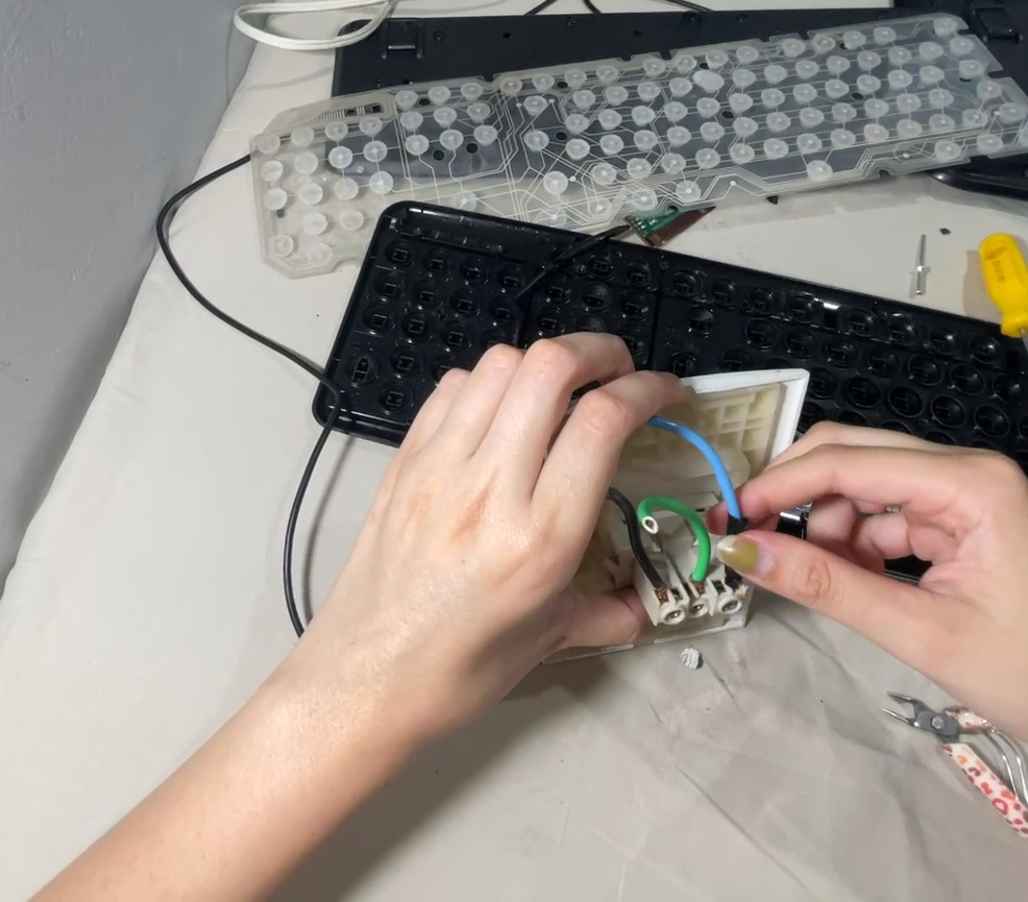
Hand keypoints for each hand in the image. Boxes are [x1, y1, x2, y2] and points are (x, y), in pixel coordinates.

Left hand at [292, 333, 682, 744]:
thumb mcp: (548, 641)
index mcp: (540, 536)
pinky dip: (486, 381)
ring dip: (541, 361)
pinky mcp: (403, 460)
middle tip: (616, 369)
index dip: (646, 388)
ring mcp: (439, 466)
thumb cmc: (456, 669)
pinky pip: (450, 389)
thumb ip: (608, 611)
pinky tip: (498, 409)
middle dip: (597, 350)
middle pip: (549, 367)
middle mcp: (490, 487)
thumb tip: (644, 601)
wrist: (362, 678)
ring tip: (559, 387)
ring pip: (497, 365)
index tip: (664, 392)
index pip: (602, 422)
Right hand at [711, 423, 1027, 774]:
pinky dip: (856, 542)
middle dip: (793, 494)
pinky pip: (885, 515)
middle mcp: (966, 471)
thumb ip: (825, 583)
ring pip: (862, 486)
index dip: (776, 486)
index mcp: (969, 482)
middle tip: (747, 534)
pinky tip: (855, 579)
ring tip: (823, 578)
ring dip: (826, 525)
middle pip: (849, 455)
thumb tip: (738, 550)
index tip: (726, 520)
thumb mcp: (921, 633)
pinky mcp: (962, 523)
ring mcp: (966, 495)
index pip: (844, 462)